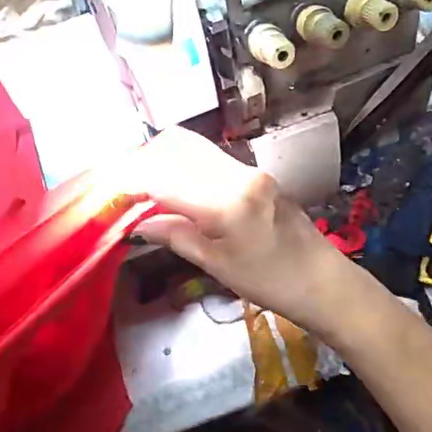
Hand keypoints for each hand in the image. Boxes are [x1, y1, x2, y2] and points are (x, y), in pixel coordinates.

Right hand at [130, 128, 373, 339]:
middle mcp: (238, 175)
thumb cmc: (272, 283)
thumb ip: (176, 236)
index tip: (106, 189)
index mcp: (227, 202)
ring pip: (192, 148)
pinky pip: (207, 159)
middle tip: (120, 187)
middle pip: (176, 148)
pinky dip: (181, 166)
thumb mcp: (217, 266)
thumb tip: (138, 222)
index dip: (129, 179)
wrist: (325, 281)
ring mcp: (248, 170)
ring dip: (160, 160)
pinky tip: (170, 188)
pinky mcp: (254, 174)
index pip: (164, 177)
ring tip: (140, 187)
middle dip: (141, 162)